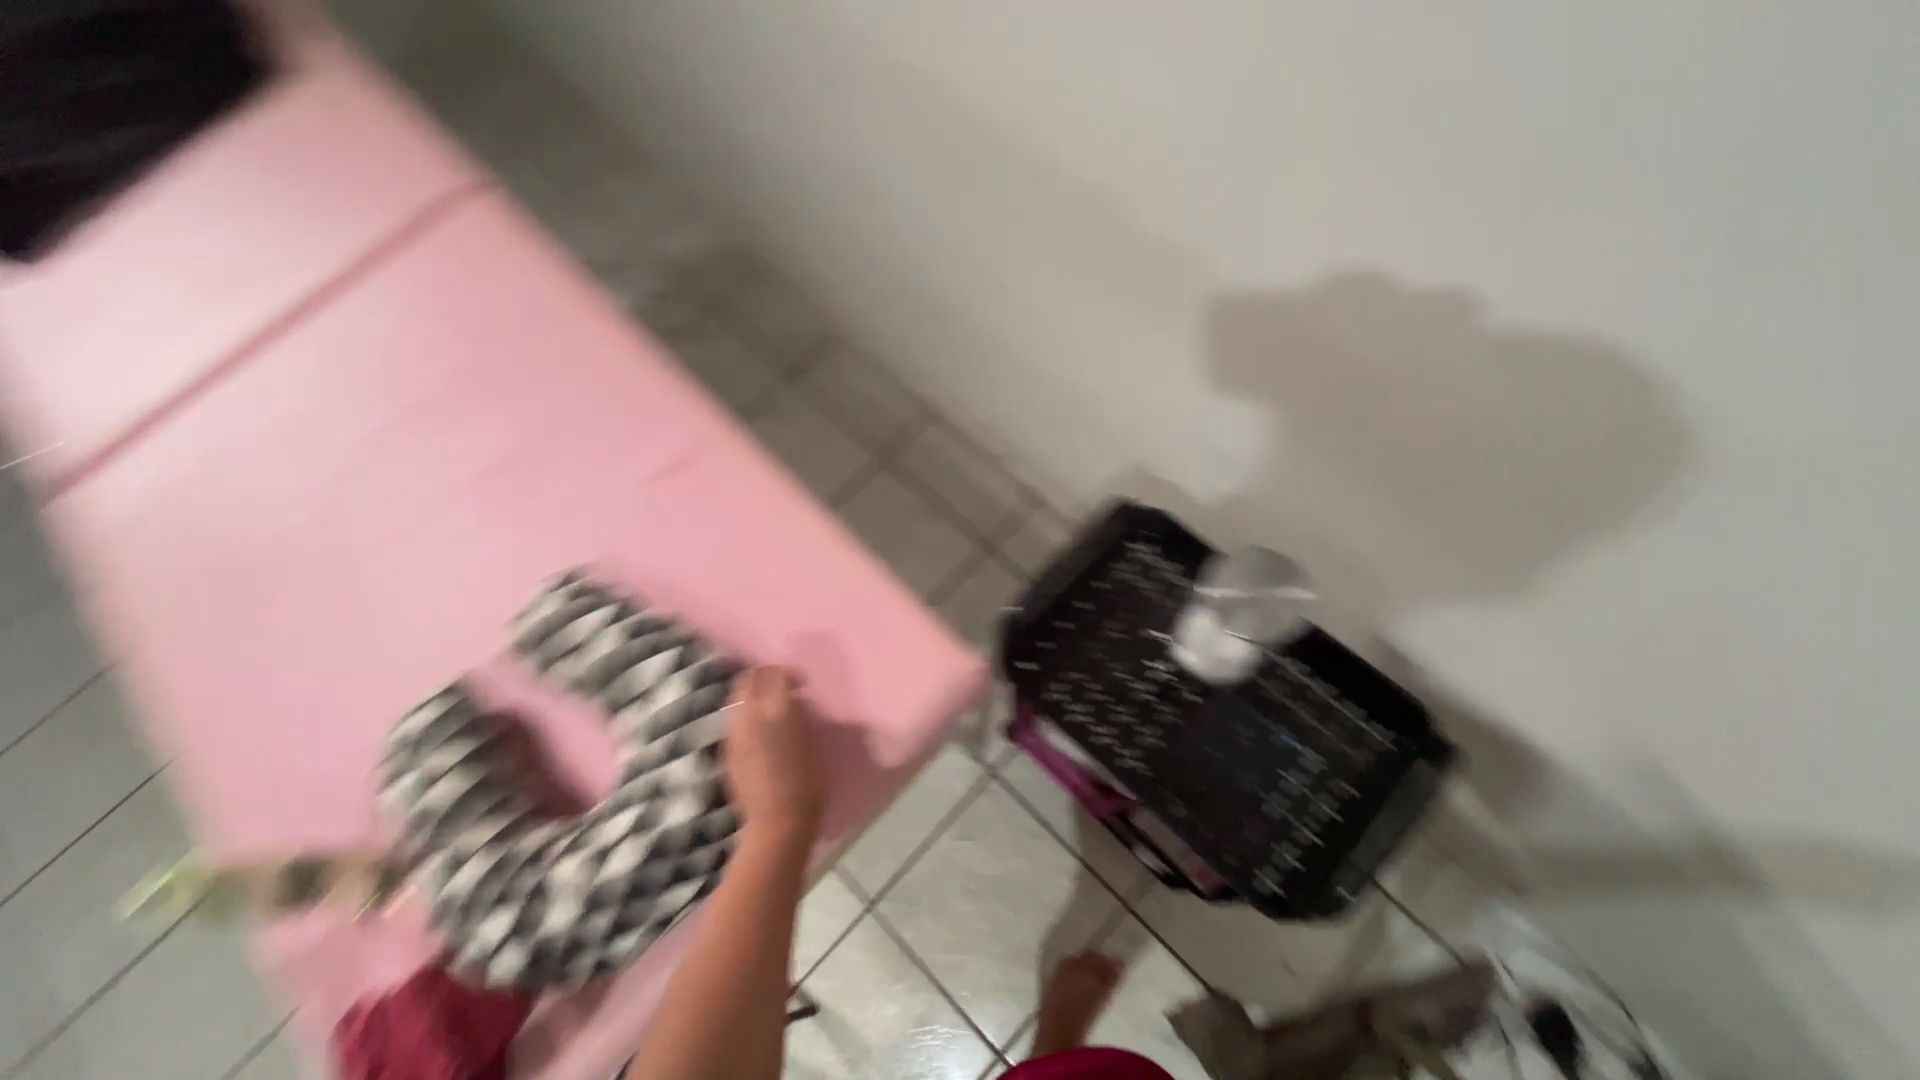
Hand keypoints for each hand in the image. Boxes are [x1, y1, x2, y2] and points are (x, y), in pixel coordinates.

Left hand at [724, 666, 825, 844]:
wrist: (777, 823)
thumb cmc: (808, 785)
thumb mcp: (813, 744)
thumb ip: (799, 716)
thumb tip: (794, 701)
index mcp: (777, 711)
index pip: (774, 674)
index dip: (788, 673)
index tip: (801, 683)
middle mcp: (749, 716)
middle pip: (747, 680)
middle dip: (763, 676)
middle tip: (780, 686)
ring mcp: (734, 734)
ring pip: (735, 699)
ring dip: (751, 695)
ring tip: (769, 709)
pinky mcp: (727, 751)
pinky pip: (734, 721)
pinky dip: (745, 716)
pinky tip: (760, 731)